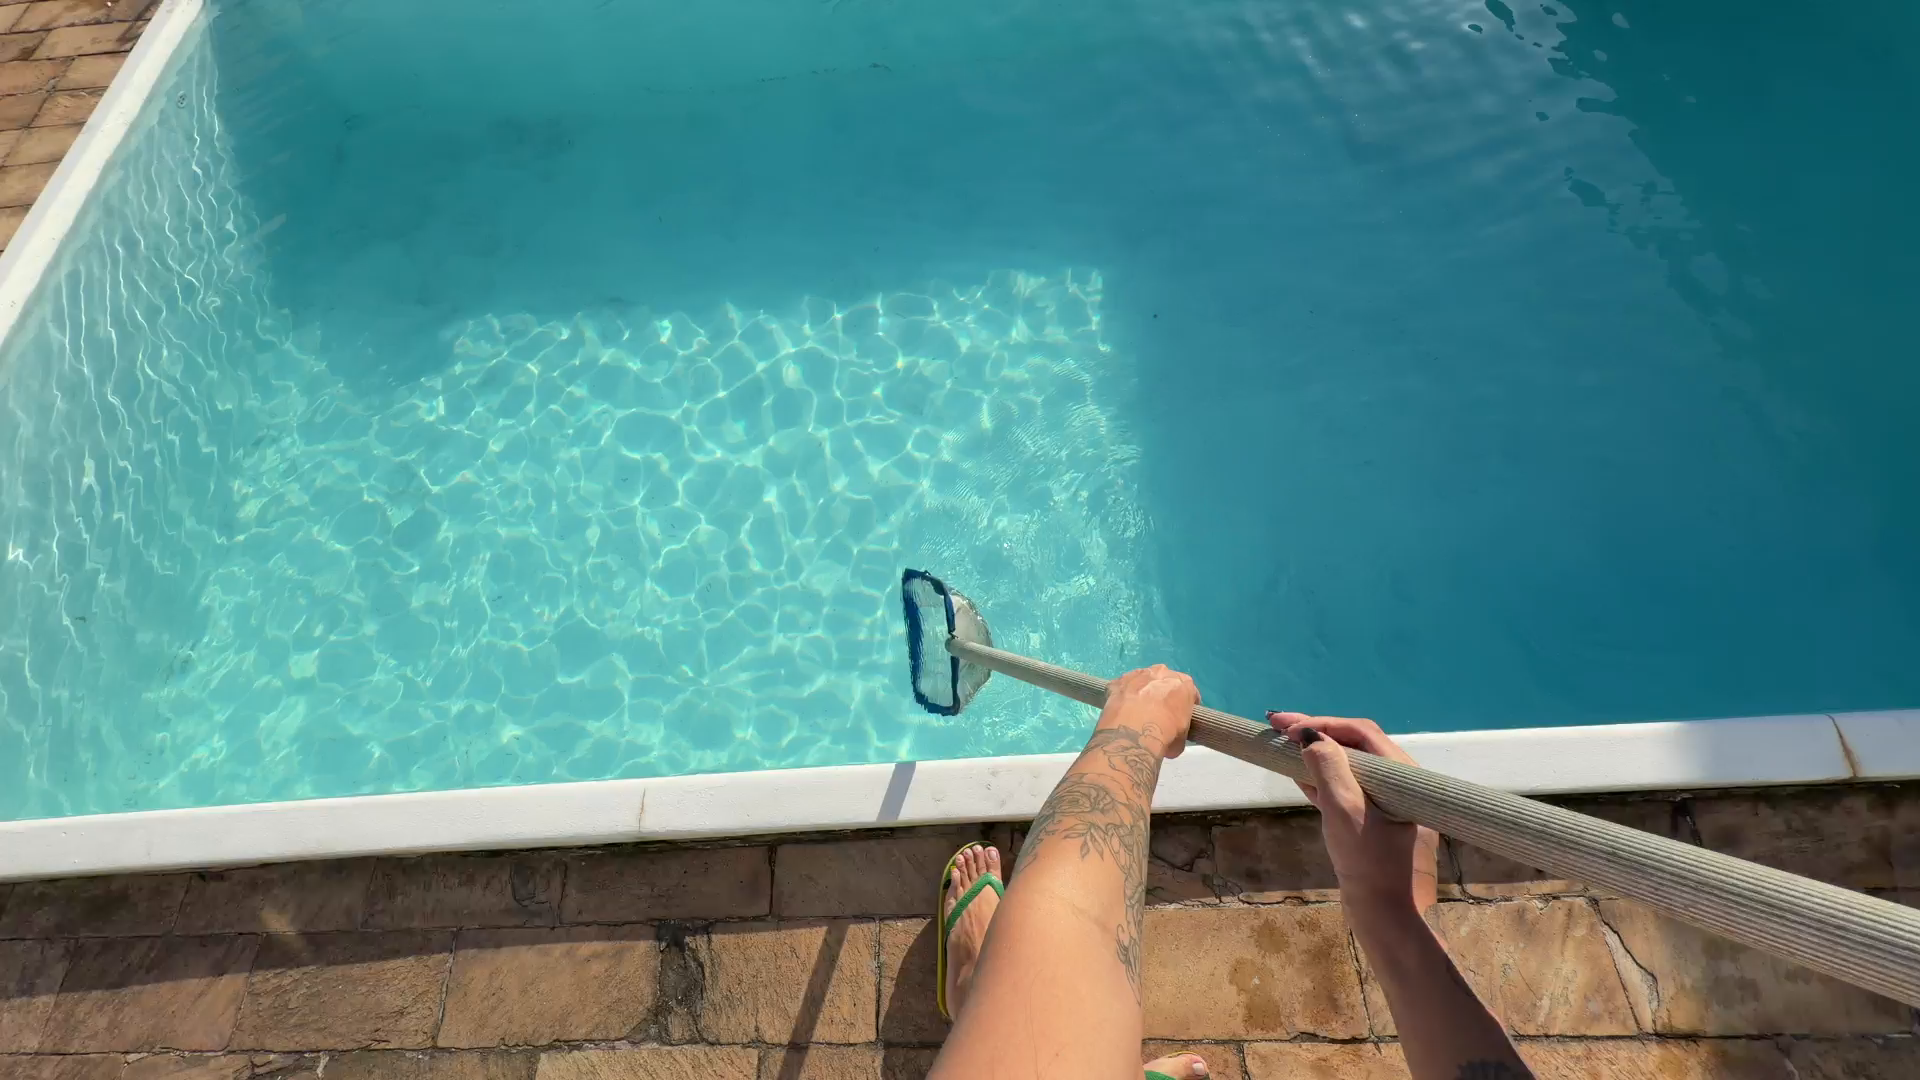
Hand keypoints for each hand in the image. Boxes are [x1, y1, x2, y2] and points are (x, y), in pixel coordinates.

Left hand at [1100, 665, 1198, 758]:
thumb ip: (1179, 729)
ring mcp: (1137, 674)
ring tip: (1137, 709)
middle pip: (1165, 679)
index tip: (1181, 713)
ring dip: (1142, 690)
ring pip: (1142, 679)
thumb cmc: (1165, 734)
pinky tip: (1121, 709)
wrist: (1133, 732)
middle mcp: (1161, 673)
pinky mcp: (1118, 681)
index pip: (1189, 690)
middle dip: (1162, 691)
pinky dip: (1123, 695)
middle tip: (1158, 710)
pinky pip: (1123, 686)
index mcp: (1183, 685)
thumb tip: (1170, 737)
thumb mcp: (1182, 738)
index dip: (1185, 703)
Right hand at [1268, 712, 1439, 918]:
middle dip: (1313, 731)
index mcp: (1401, 775)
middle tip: (1276, 724)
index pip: (1359, 732)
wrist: (1383, 912)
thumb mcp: (1343, 809)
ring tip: (1280, 741)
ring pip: (1345, 762)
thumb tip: (1310, 735)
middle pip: (1352, 743)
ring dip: (1312, 750)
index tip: (1288, 729)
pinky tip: (1295, 769)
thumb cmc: (1367, 859)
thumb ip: (1328, 767)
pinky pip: (1342, 783)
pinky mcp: (1371, 815)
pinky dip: (1318, 773)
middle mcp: (1397, 781)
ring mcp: (1384, 799)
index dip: (1322, 724)